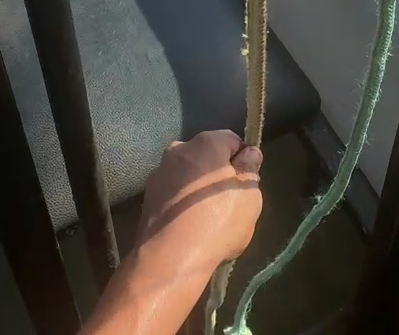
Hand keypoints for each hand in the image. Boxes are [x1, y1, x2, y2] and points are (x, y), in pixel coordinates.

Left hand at [138, 130, 263, 268]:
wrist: (171, 258)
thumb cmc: (218, 222)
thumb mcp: (249, 196)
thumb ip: (250, 169)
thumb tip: (249, 153)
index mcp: (206, 142)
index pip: (232, 140)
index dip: (243, 161)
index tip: (246, 185)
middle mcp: (179, 148)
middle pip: (207, 155)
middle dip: (217, 173)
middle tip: (228, 204)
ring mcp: (159, 171)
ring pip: (187, 173)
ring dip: (196, 187)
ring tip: (206, 218)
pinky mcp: (148, 194)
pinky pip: (172, 191)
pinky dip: (181, 201)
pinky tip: (187, 225)